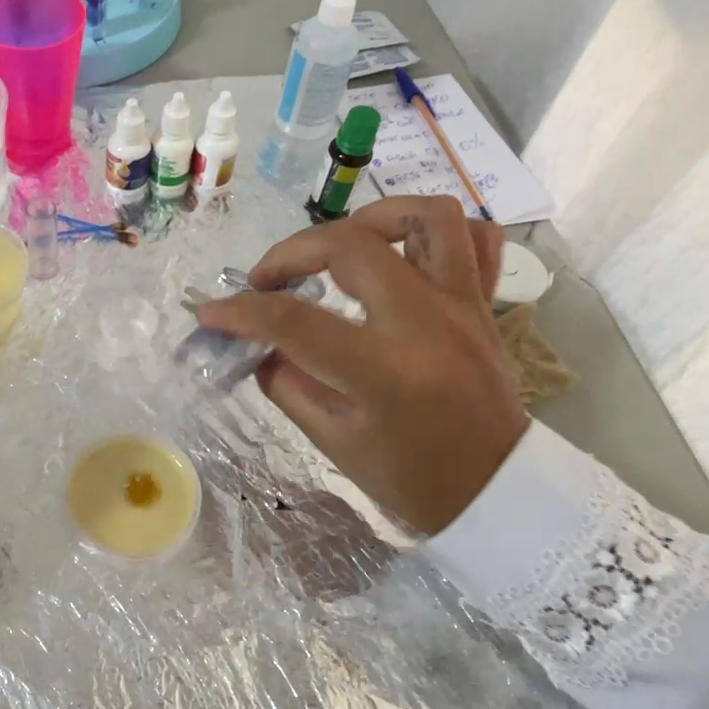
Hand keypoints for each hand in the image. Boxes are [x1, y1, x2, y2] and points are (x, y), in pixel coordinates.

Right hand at [195, 197, 526, 535]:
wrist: (497, 491)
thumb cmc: (412, 479)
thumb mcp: (335, 442)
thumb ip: (288, 384)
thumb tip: (261, 344)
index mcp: (382, 370)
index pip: (293, 321)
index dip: (240, 313)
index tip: (210, 313)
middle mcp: (425, 322)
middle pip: (350, 247)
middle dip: (291, 252)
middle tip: (268, 281)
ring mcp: (462, 306)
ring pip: (427, 217)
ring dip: (370, 219)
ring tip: (339, 246)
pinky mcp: (484, 304)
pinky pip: (477, 238)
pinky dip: (436, 233)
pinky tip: (403, 253)